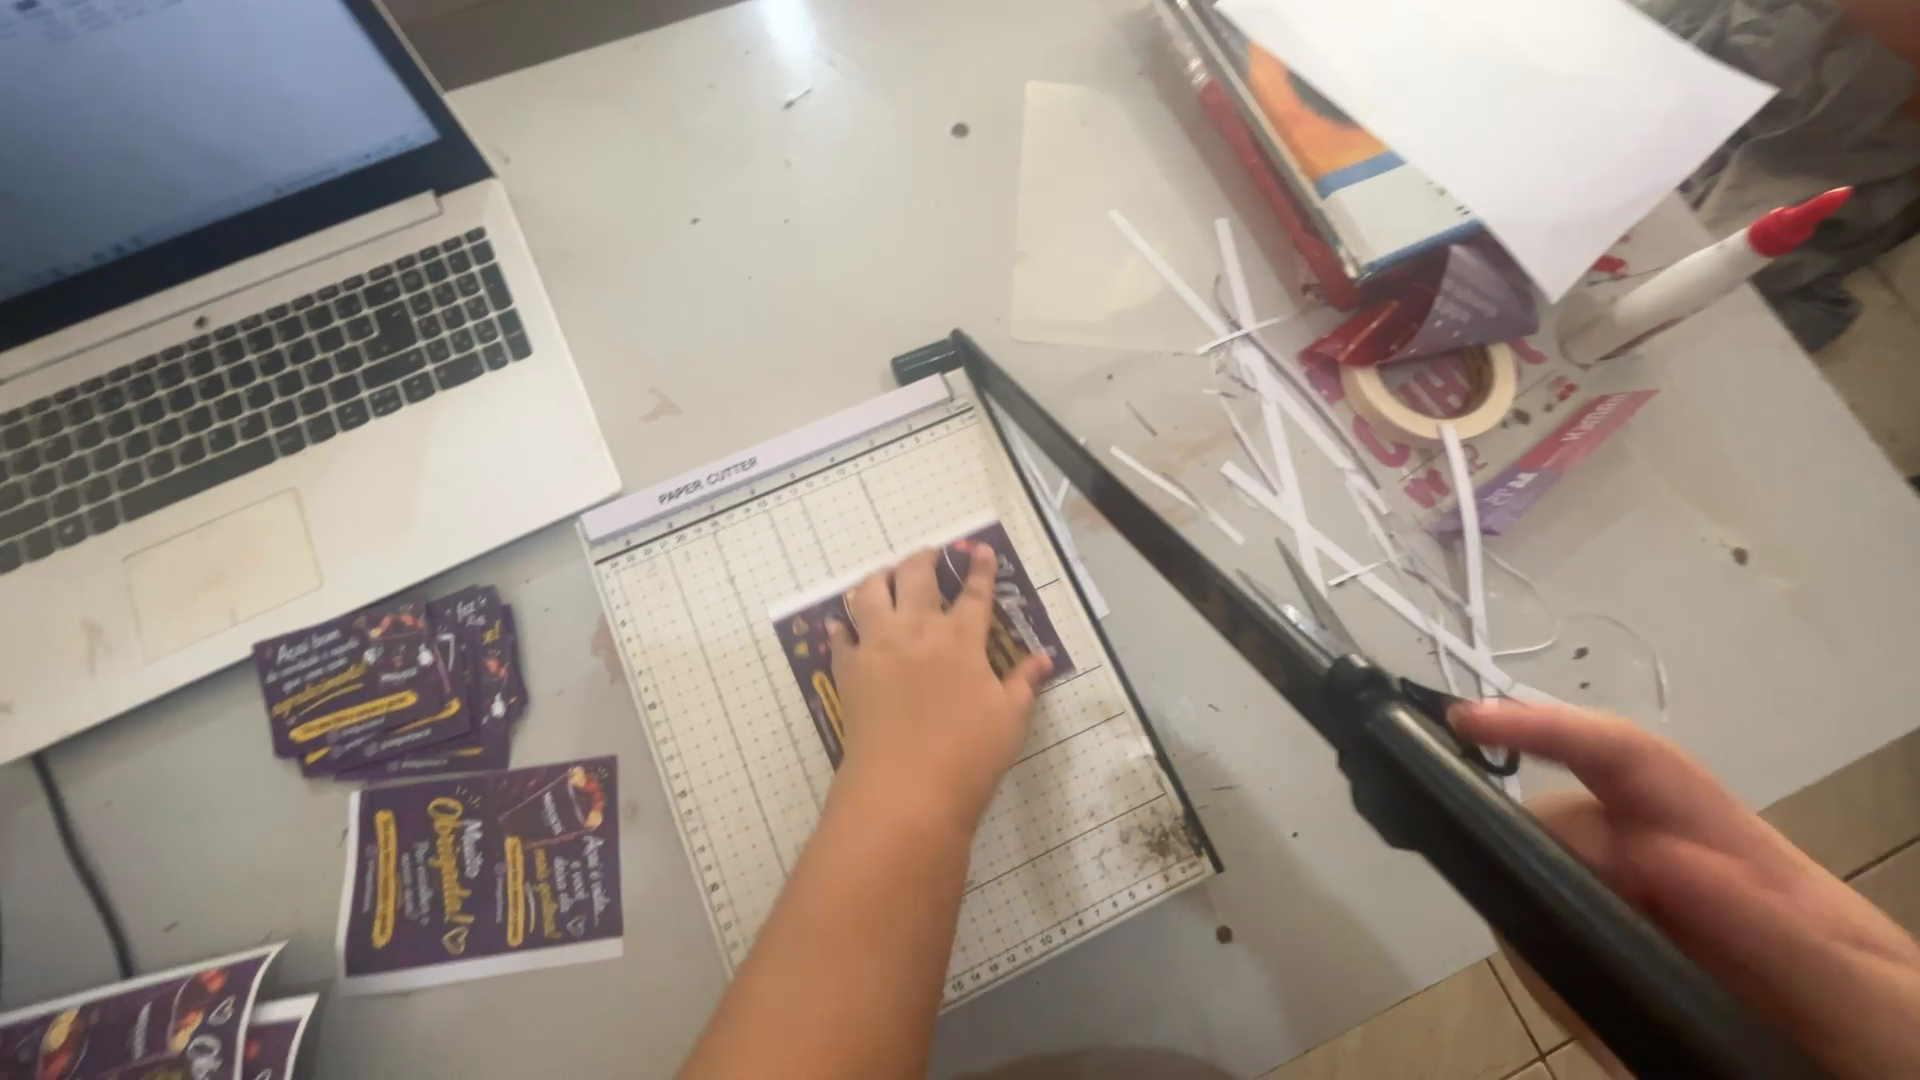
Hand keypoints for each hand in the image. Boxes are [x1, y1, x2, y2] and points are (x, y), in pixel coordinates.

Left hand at [828, 543, 1052, 832]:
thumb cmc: (968, 756)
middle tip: (929, 556)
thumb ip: (1023, 683)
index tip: (981, 550)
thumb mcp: (1010, 720)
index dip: (981, 569)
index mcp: (961, 640)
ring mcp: (877, 646)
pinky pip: (839, 636)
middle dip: (924, 559)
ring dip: (879, 578)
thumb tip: (1043, 658)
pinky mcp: (848, 670)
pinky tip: (842, 626)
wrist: (904, 790)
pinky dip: (841, 626)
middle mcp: (917, 631)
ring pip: (870, 592)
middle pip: (916, 576)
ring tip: (885, 578)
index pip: (975, 593)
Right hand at [1455, 700, 1919, 1078]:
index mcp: (1733, 852)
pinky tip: (1601, 1022)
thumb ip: (1781, 936)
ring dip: (1545, 934)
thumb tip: (1654, 855)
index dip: (1543, 727)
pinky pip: (1545, 942)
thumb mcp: (1873, 1006)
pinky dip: (1555, 981)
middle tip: (1581, 949)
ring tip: (1607, 1012)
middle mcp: (1671, 867)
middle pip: (1560, 820)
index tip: (1465, 724)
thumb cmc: (1897, 1051)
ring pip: (1537, 881)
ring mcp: (1638, 912)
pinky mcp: (1615, 956)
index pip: (1624, 759)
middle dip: (1543, 866)